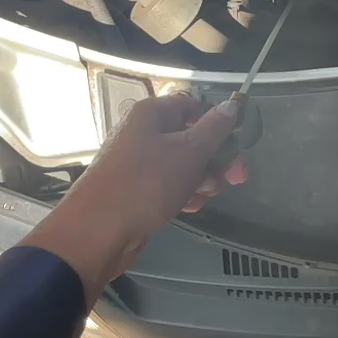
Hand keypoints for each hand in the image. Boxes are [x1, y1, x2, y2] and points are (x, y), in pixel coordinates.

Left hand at [23, 92, 247, 300]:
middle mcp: (144, 133)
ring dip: (202, 178)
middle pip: (191, 137)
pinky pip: (169, 184)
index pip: (193, 106)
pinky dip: (183, 193)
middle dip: (216, 158)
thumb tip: (232, 106)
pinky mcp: (137, 189)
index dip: (219, 121)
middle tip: (236, 178)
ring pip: (183, 164)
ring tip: (206, 194)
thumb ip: (215, 129)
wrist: (98, 232)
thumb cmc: (146, 184)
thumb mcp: (189, 152)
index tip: (239, 142)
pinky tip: (190, 206)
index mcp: (152, 115)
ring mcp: (139, 163)